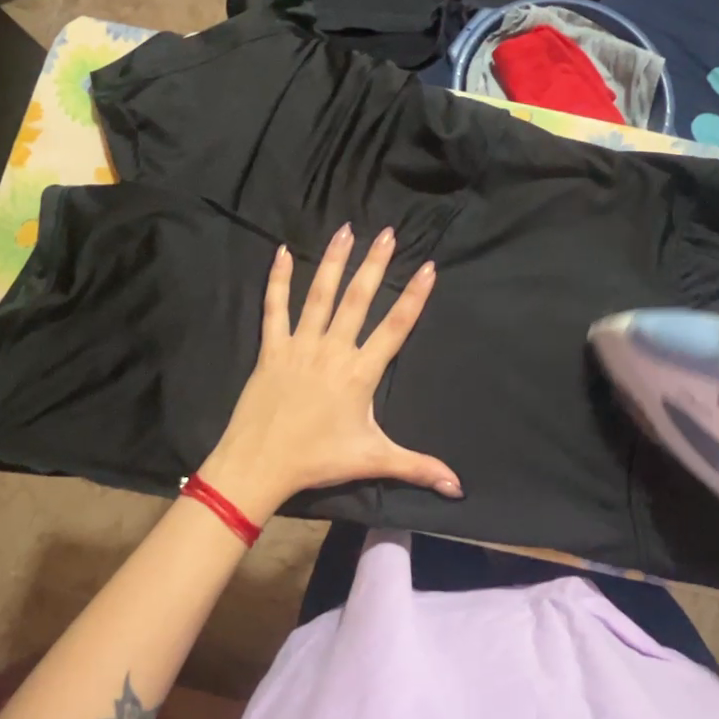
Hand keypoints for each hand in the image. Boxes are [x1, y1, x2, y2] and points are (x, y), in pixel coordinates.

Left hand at [196, 224, 460, 523]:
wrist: (260, 464)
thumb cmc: (317, 460)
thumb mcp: (373, 460)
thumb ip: (418, 467)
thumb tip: (458, 486)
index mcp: (359, 372)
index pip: (395, 328)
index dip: (414, 297)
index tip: (428, 267)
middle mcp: (332, 350)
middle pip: (358, 300)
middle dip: (374, 264)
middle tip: (387, 233)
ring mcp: (300, 346)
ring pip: (319, 296)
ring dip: (333, 262)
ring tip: (345, 231)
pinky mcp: (271, 349)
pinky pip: (274, 308)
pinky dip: (278, 280)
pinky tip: (283, 253)